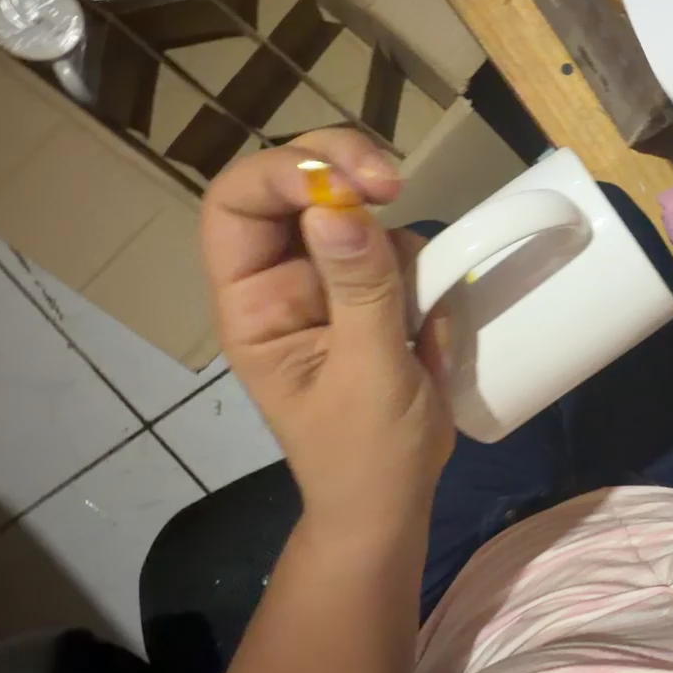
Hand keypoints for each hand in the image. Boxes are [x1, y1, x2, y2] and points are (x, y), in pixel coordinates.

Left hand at [199, 130, 452, 518]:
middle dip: (344, 173)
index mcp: (253, 303)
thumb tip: (337, 207)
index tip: (360, 186)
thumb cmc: (366, 452)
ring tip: (421, 323)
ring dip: (399, 249)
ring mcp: (334, 287)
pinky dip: (426, 280)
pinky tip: (430, 336)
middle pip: (297, 188)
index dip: (289, 175)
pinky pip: (401, 257)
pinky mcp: (376, 298)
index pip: (241, 205)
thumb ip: (360, 291)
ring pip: (360, 218)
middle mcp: (286, 281)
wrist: (394, 498)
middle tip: (396, 182)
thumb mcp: (368, 374)